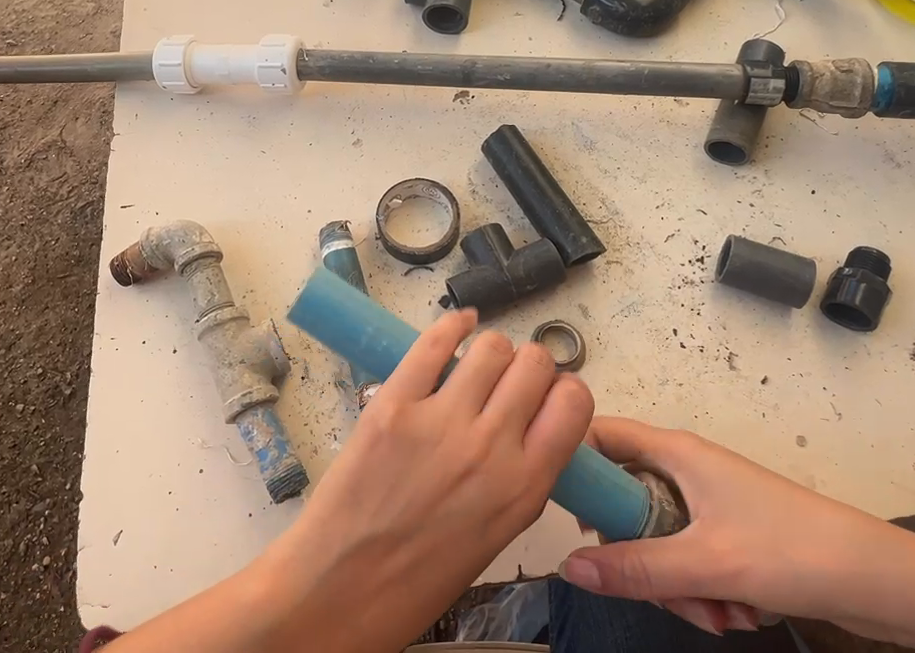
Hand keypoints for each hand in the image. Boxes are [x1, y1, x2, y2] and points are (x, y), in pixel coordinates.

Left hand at [263, 309, 593, 650]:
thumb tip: (528, 427)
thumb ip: (520, 478)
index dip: (563, 391)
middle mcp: (492, 447)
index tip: (546, 396)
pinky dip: (451, 326)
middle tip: (507, 381)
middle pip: (535, 364)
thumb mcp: (496, 535)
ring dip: (490, 350)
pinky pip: (432, 344)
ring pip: (490, 347)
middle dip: (529, 365)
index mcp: (525, 488)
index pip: (574, 403)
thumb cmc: (418, 578)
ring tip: (475, 365)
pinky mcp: (393, 403)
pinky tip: (457, 326)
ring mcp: (440, 421)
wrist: (340, 589)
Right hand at [558, 417, 902, 636]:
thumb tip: (568, 566)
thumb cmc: (790, 550)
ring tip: (718, 615)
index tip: (571, 514)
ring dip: (678, 585)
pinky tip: (735, 616)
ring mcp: (710, 504)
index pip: (602, 434)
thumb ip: (635, 567)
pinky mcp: (732, 535)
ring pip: (659, 540)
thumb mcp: (706, 564)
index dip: (576, 463)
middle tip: (658, 588)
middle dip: (639, 555)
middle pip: (627, 502)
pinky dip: (703, 591)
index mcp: (675, 452)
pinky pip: (691, 559)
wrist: (883, 581)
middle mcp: (686, 470)